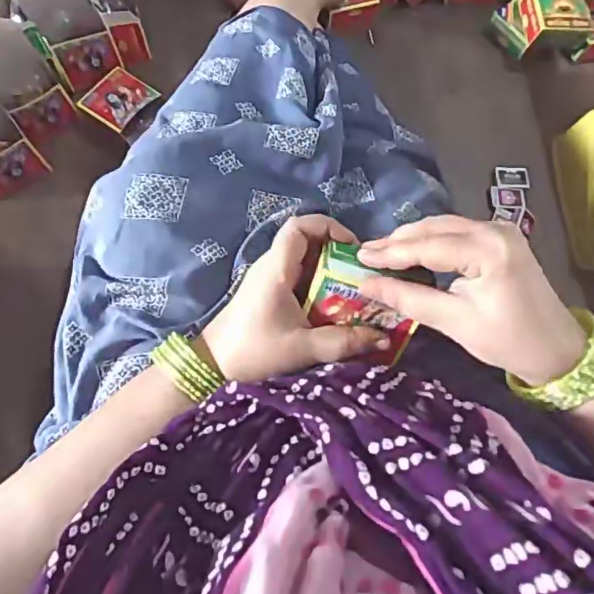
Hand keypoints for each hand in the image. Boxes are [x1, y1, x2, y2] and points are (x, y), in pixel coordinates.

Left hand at [200, 214, 391, 382]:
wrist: (212, 366)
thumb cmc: (253, 351)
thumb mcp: (303, 348)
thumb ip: (344, 342)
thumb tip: (382, 339)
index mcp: (276, 269)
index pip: (299, 226)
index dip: (328, 227)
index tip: (352, 248)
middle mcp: (271, 266)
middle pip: (305, 240)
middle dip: (336, 251)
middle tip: (360, 273)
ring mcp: (267, 279)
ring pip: (302, 260)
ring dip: (328, 270)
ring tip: (353, 290)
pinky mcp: (266, 294)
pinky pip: (296, 277)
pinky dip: (316, 284)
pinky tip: (332, 306)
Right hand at [355, 216, 586, 385]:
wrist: (559, 350)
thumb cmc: (508, 340)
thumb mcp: (454, 322)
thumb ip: (409, 298)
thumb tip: (366, 284)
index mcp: (487, 250)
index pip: (427, 246)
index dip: (390, 252)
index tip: (358, 258)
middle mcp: (494, 230)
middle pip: (434, 229)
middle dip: (398, 241)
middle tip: (365, 254)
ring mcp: (501, 231)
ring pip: (444, 227)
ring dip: (413, 239)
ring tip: (381, 253)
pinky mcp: (501, 238)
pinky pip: (457, 232)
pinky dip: (431, 241)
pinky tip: (412, 251)